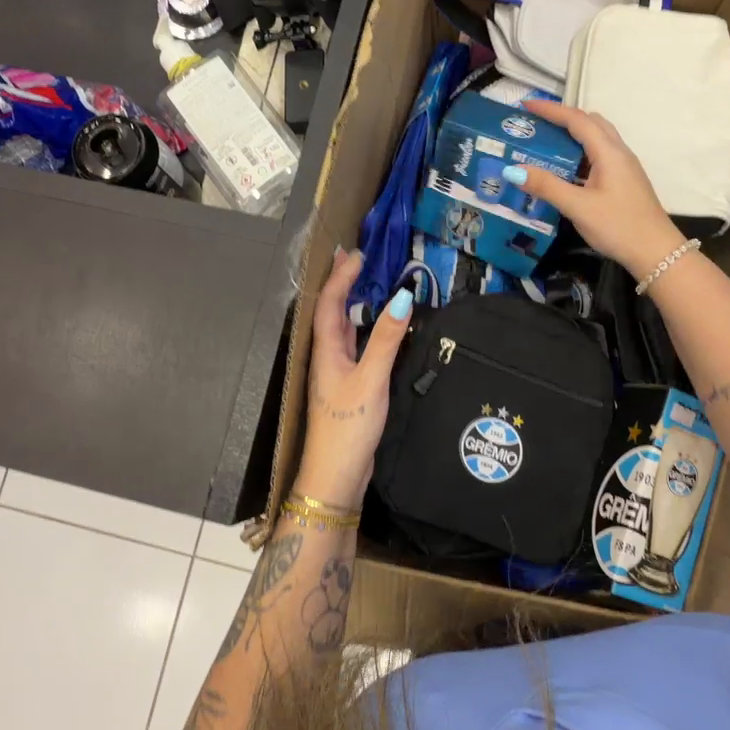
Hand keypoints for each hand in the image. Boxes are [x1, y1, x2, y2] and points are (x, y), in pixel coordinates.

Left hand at [297, 248, 411, 507]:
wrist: (335, 475)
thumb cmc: (348, 426)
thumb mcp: (371, 379)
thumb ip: (386, 340)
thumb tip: (402, 298)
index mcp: (326, 350)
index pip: (330, 303)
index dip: (341, 276)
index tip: (357, 254)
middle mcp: (327, 357)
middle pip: (331, 312)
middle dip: (342, 284)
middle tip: (358, 261)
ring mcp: (336, 373)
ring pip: (341, 330)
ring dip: (351, 305)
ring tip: (366, 285)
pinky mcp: (347, 388)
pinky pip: (353, 347)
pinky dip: (363, 330)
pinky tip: (375, 330)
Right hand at [503, 100, 688, 275]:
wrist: (656, 252)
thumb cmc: (618, 226)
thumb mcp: (578, 207)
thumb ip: (546, 186)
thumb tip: (512, 169)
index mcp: (608, 152)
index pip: (577, 120)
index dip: (551, 110)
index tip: (526, 105)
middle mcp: (618, 153)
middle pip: (590, 123)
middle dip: (563, 118)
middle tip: (536, 124)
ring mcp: (624, 167)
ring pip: (597, 139)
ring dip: (572, 136)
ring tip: (545, 145)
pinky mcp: (624, 181)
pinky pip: (599, 156)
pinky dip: (579, 154)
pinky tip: (565, 171)